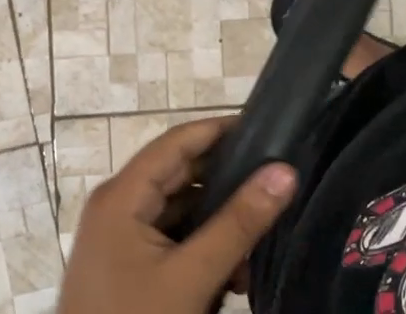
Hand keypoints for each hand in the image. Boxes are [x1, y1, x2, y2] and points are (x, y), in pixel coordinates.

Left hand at [60, 117, 296, 313]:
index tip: (271, 129)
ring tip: (263, 238)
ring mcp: (122, 237)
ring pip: (184, 209)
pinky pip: (175, 239)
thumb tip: (285, 171)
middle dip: (230, 183)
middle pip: (183, 173)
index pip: (180, 140)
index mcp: (123, 194)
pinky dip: (206, 248)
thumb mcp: (191, 276)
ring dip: (222, 223)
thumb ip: (239, 222)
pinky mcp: (129, 265)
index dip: (223, 130)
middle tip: (278, 182)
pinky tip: (238, 273)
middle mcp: (119, 205)